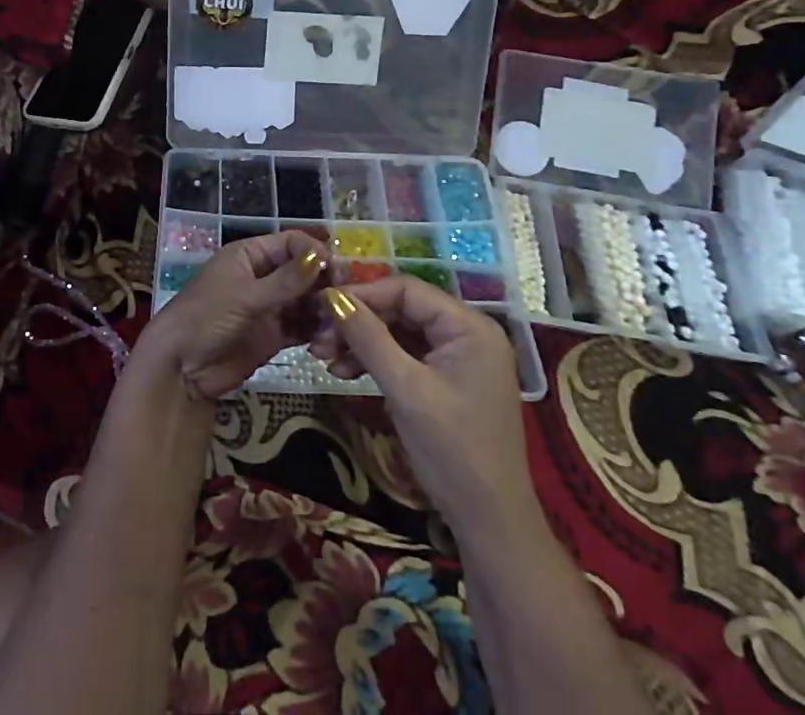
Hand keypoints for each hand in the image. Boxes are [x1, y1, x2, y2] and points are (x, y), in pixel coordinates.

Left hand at [136, 230, 328, 400]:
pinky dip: (317, 329)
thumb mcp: (245, 296)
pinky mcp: (273, 335)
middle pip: (303, 271)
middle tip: (348, 295)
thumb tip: (322, 256)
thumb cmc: (205, 319)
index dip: (314, 252)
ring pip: (306, 299)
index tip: (336, 269)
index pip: (290, 243)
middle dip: (325, 280)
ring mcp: (268, 307)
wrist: (181, 368)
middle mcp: (261, 277)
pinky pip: (302, 326)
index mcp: (248, 256)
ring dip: (324, 306)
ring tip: (341, 318)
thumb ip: (285, 280)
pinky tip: (331, 336)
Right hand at [307, 276, 538, 527]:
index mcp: (469, 327)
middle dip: (357, 321)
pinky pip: (403, 355)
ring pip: (397, 332)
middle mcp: (466, 334)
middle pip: (401, 309)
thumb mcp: (405, 388)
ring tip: (323, 358)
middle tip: (317, 340)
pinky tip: (343, 372)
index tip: (320, 308)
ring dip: (359, 341)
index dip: (361, 294)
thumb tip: (331, 297)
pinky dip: (373, 360)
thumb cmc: (451, 448)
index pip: (407, 290)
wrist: (487, 515)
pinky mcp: (444, 379)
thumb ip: (368, 338)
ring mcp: (456, 358)